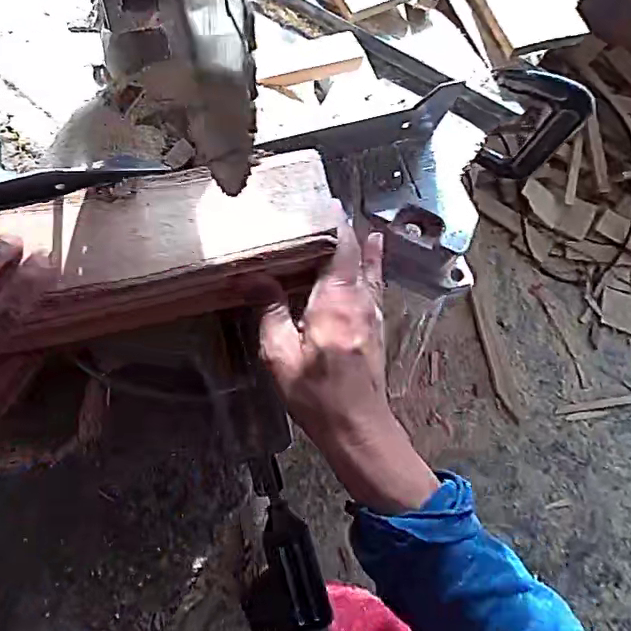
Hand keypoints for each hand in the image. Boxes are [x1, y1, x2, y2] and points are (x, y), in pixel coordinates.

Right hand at [256, 218, 438, 513]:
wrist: (359, 428)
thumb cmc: (317, 395)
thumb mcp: (279, 355)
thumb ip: (269, 310)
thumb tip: (254, 276)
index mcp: (337, 301)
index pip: (342, 246)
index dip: (333, 221)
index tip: (320, 201)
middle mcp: (361, 300)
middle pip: (357, 251)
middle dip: (340, 227)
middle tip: (320, 207)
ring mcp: (373, 313)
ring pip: (368, 266)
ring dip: (356, 244)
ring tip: (342, 221)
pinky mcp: (376, 326)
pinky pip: (372, 283)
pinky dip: (368, 264)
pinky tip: (370, 253)